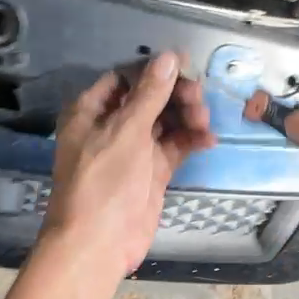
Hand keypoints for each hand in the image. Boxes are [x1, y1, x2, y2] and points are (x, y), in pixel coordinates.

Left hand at [40, 52, 217, 275]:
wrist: (97, 243)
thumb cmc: (103, 181)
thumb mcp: (126, 131)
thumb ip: (150, 94)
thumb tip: (169, 56)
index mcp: (91, 110)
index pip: (126, 77)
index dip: (155, 71)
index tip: (186, 67)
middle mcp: (110, 125)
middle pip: (149, 98)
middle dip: (175, 95)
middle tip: (198, 98)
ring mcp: (132, 149)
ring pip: (164, 121)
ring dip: (186, 116)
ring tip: (203, 122)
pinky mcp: (151, 171)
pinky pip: (174, 147)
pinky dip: (190, 140)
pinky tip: (208, 139)